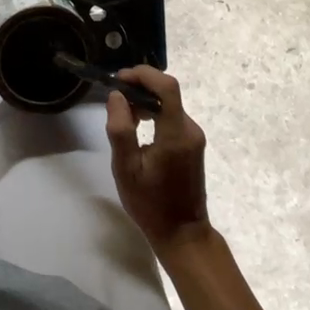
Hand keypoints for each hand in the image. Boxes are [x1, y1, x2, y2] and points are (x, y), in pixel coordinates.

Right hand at [104, 65, 209, 254]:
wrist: (182, 234)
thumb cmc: (151, 204)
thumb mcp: (126, 170)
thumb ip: (120, 130)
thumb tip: (117, 96)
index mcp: (176, 134)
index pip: (167, 87)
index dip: (143, 75)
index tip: (120, 80)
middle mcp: (190, 130)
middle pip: (167, 92)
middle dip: (139, 88)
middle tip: (115, 102)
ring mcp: (194, 137)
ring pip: (169, 103)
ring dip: (145, 101)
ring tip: (123, 118)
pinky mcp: (192, 144)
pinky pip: (172, 116)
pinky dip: (154, 113)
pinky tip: (138, 130)